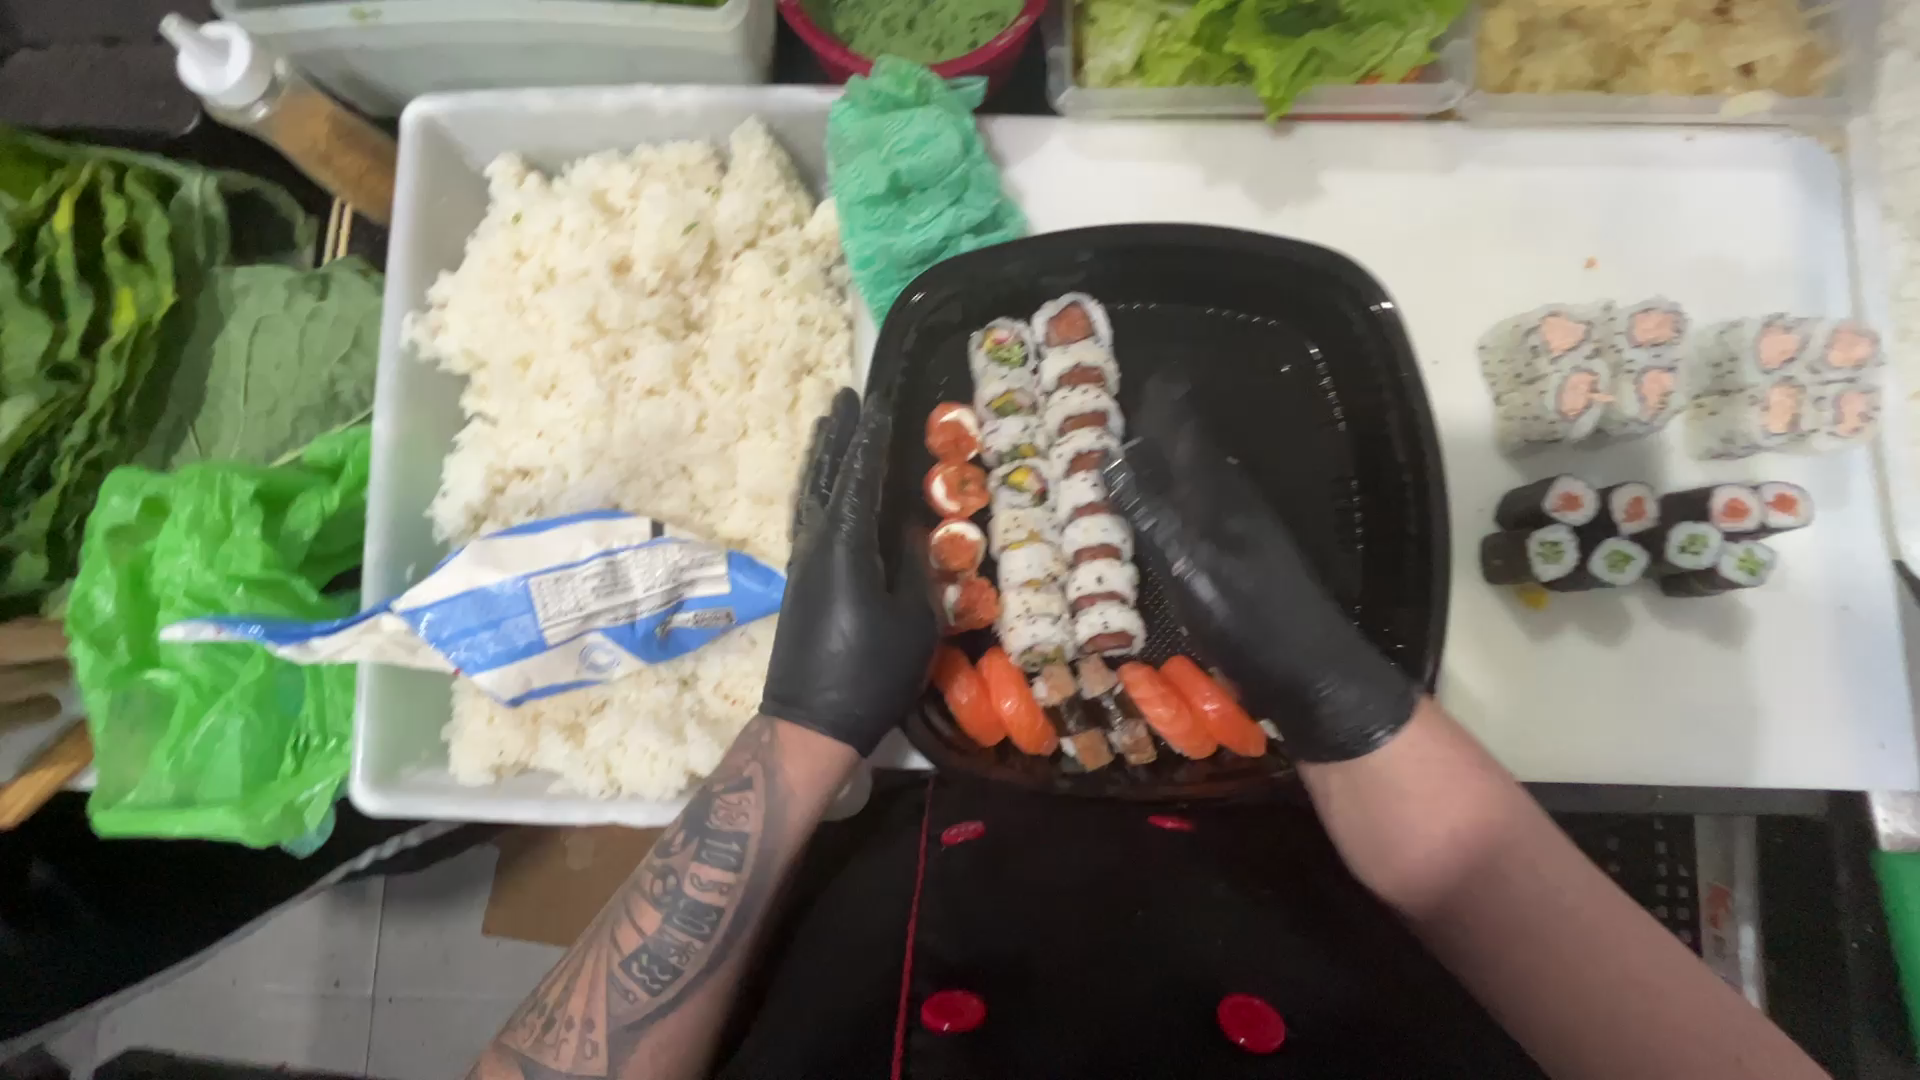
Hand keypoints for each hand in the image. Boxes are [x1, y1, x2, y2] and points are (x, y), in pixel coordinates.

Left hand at [760, 388, 937, 755]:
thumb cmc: (871, 672)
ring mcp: (803, 562)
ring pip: (808, 494)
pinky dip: (814, 487)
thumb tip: (908, 525)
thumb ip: (913, 565)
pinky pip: (806, 515)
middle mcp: (815, 543)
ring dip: (819, 456)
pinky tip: (821, 489)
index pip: (859, 478)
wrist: (813, 722)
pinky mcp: (801, 580)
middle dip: (837, 436)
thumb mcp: (912, 618)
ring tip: (827, 426)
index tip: (878, 402)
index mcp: (845, 545)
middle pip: (823, 476)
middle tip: (845, 398)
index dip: (870, 439)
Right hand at [1104, 378, 1415, 761]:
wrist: (1310, 673)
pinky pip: (1201, 511)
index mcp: (1219, 497)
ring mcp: (1240, 535)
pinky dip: (1178, 499)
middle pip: (1195, 454)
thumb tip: (1111, 461)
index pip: (1187, 437)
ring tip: (1142, 450)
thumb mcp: (1191, 565)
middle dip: (1168, 428)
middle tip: (1134, 409)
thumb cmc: (1248, 618)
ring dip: (1173, 462)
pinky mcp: (1240, 562)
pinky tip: (1168, 511)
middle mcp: (1232, 506)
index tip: (1150, 375)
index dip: (1168, 407)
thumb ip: (1151, 513)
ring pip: (1200, 482)